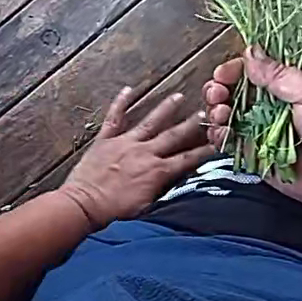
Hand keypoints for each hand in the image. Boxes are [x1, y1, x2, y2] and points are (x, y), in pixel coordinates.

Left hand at [59, 88, 216, 227]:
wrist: (84, 204)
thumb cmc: (114, 210)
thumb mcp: (147, 205)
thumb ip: (163, 189)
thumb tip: (177, 180)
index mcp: (157, 171)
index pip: (187, 159)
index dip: (204, 151)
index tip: (217, 142)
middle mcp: (144, 152)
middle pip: (173, 135)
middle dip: (192, 123)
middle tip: (205, 111)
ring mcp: (124, 143)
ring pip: (150, 121)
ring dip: (165, 108)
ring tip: (178, 96)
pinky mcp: (105, 140)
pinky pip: (114, 117)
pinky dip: (121, 102)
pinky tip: (128, 90)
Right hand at [204, 48, 301, 214]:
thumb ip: (279, 75)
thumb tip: (250, 52)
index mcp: (290, 86)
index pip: (254, 71)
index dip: (235, 69)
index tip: (224, 73)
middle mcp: (271, 107)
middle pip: (233, 91)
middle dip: (218, 88)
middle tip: (217, 93)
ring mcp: (259, 131)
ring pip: (225, 115)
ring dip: (216, 110)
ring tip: (221, 113)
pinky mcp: (253, 154)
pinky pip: (227, 141)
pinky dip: (218, 135)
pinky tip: (221, 132)